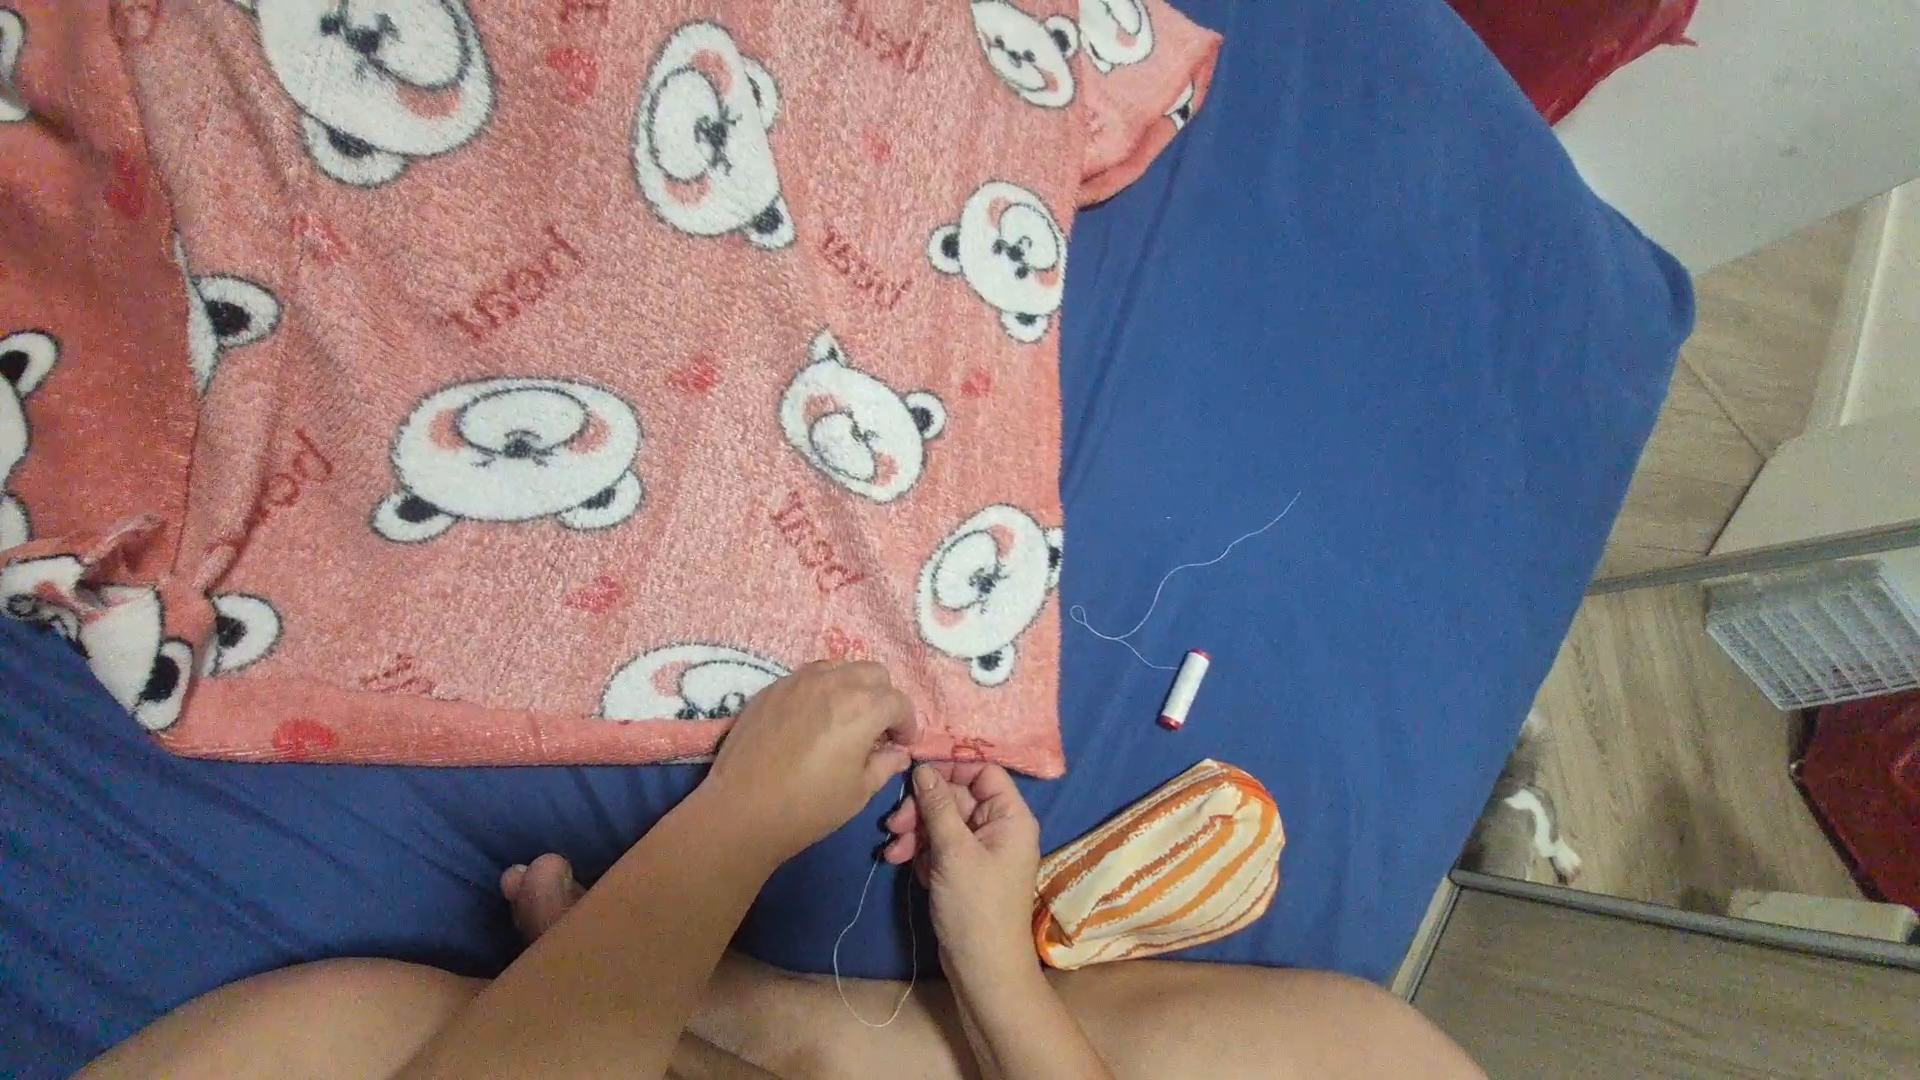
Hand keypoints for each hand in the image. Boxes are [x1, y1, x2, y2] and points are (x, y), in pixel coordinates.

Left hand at [702, 660, 917, 864]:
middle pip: (874, 673)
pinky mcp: (774, 687)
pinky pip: (809, 675)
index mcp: (863, 708)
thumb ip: (885, 765)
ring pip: (842, 667)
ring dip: (853, 687)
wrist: (740, 811)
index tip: (901, 744)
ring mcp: (800, 680)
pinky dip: (822, 688)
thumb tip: (896, 753)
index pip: (899, 701)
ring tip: (845, 717)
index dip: (907, 724)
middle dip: (883, 698)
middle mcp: (835, 683)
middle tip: (876, 729)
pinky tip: (813, 717)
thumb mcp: (859, 792)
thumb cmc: (808, 807)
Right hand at [883, 763, 1041, 975]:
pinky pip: (938, 844)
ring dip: (915, 830)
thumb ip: (938, 805)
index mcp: (1011, 816)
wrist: (983, 971)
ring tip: (892, 849)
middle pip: (956, 797)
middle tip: (895, 823)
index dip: (951, 769)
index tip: (917, 775)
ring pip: (942, 821)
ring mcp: (979, 849)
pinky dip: (919, 850)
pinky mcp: (962, 869)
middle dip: (922, 808)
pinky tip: (902, 862)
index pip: (983, 772)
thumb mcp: (954, 850)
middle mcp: (998, 827)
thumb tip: (923, 768)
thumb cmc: (976, 906)